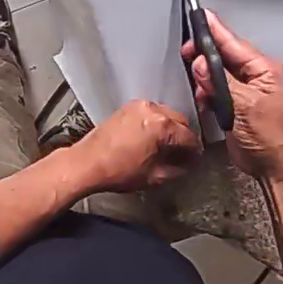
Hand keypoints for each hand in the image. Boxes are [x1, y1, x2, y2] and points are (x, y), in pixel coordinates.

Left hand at [69, 100, 201, 193]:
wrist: (87, 163)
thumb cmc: (117, 170)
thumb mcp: (154, 176)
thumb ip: (177, 169)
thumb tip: (186, 165)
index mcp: (162, 126)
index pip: (189, 137)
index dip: (194, 151)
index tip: (194, 159)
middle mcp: (152, 110)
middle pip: (179, 121)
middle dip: (183, 137)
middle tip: (183, 154)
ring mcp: (138, 106)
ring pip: (165, 114)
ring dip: (169, 128)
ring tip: (167, 147)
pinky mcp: (126, 108)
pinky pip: (149, 113)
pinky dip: (154, 123)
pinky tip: (151, 138)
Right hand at [181, 10, 282, 178]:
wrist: (274, 165)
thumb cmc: (271, 139)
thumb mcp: (244, 106)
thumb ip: (220, 82)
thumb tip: (201, 64)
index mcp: (265, 70)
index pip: (234, 43)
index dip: (215, 31)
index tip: (201, 17)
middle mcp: (256, 77)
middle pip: (223, 56)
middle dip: (204, 58)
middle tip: (188, 55)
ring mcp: (246, 90)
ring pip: (217, 73)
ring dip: (204, 79)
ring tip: (201, 88)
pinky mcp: (237, 104)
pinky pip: (216, 89)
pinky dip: (207, 92)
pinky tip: (205, 99)